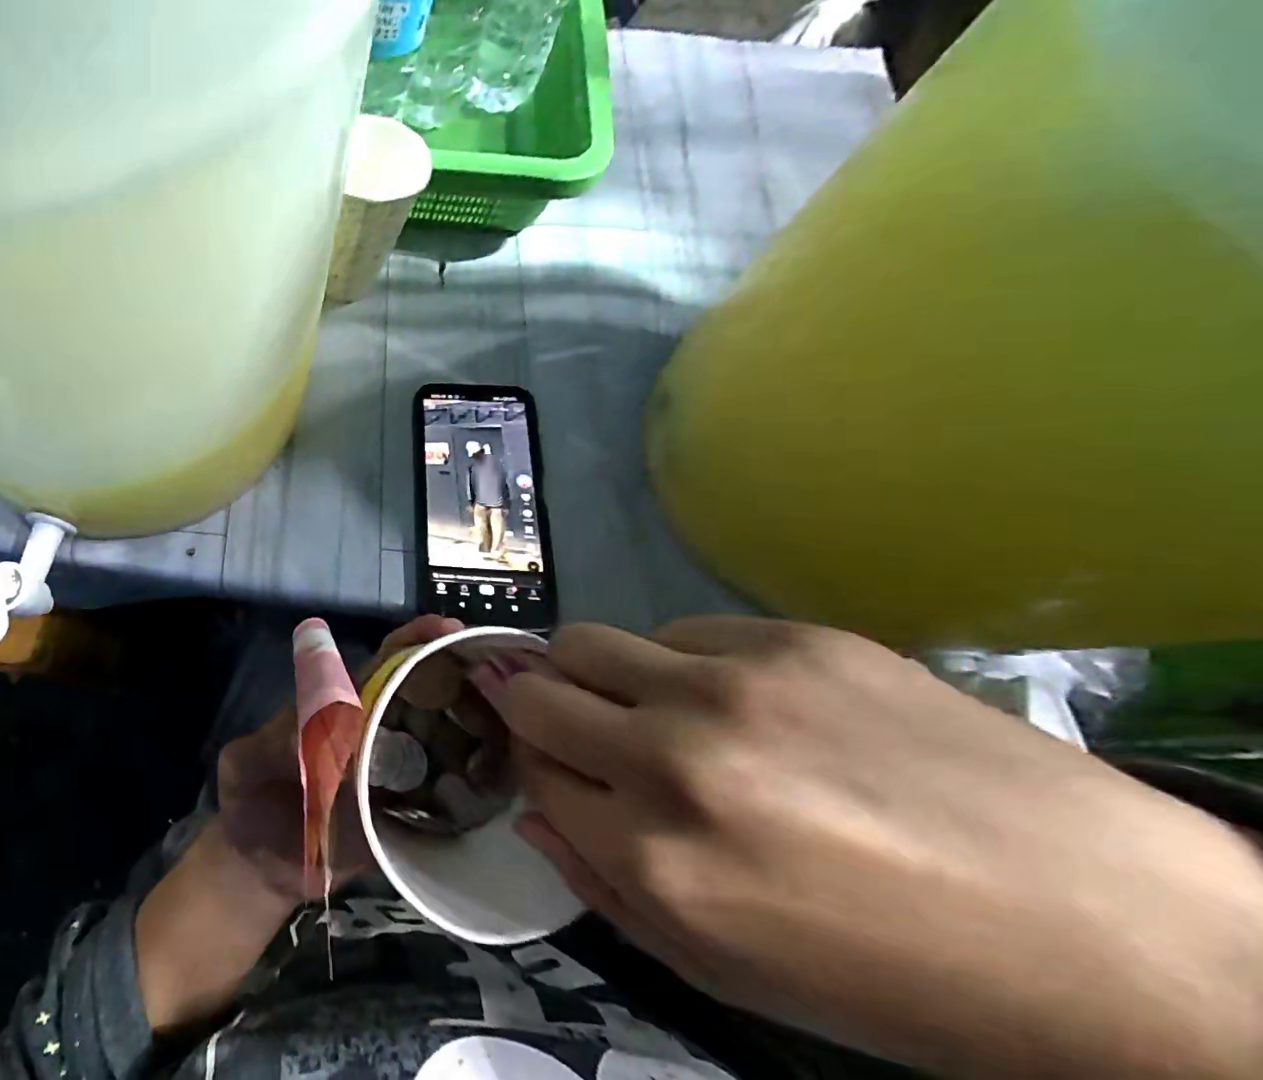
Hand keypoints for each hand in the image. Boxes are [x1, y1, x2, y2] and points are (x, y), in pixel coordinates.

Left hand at [138, 614, 461, 1033]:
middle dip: (462, 686)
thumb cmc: (248, 799)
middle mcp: (376, 736)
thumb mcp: (244, 764)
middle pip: (426, 700)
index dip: (412, 643)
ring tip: (512, 739)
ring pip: (445, 747)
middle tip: (501, 690)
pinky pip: (443, 806)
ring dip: (477, 739)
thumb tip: (314, 736)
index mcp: (341, 710)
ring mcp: (395, 779)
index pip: (381, 665)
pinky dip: (470, 798)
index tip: (449, 630)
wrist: (256, 868)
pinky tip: (501, 794)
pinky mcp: (404, 822)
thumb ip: (268, 743)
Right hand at [487, 616, 1262, 1079]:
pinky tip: (745, 701)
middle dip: (535, 707)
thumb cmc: (890, 977)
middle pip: (532, 688)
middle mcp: (672, 756)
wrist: (1114, 934)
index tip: (561, 772)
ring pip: (586, 640)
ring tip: (657, 707)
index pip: (531, 771)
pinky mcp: (794, 637)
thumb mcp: (723, 971)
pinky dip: (682, 663)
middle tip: (579, 726)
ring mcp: (732, 684)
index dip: (538, 770)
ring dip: (598, 675)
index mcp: (653, 856)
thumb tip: (535, 812)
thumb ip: (603, 887)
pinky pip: (681, 629)